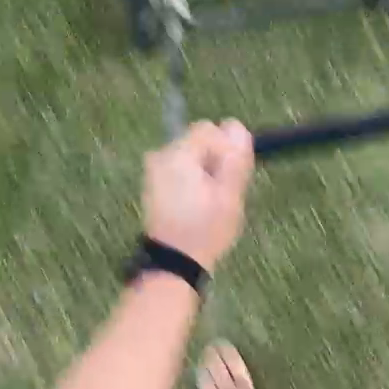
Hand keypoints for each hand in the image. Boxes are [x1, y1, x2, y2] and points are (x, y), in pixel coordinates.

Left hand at [143, 120, 254, 269]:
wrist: (173, 263)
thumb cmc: (205, 229)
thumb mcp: (229, 195)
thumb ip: (234, 157)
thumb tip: (235, 125)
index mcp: (177, 154)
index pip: (208, 129)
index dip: (224, 149)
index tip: (228, 177)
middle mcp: (160, 156)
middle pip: (198, 141)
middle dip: (214, 160)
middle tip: (221, 192)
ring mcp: (153, 171)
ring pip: (190, 157)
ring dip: (204, 172)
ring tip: (210, 203)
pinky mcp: (152, 185)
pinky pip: (180, 171)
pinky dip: (192, 182)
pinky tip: (197, 206)